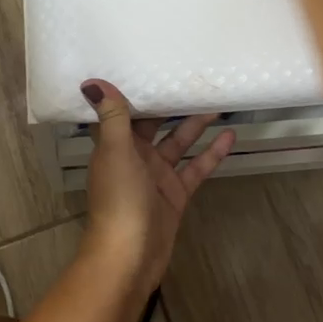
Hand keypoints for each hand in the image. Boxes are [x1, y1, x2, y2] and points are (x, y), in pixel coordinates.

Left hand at [79, 79, 233, 291]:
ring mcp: (157, 176)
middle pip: (155, 123)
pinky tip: (230, 135)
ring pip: (178, 142)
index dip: (135, 90)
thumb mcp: (115, 152)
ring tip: (218, 100)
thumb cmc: (119, 199)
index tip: (149, 65)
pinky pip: (195, 166)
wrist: (130, 256)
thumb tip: (92, 81)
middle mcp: (135, 156)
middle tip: (194, 77)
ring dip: (195, 123)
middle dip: (171, 103)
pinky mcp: (176, 193)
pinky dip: (211, 152)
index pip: (123, 111)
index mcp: (114, 145)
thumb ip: (112, 117)